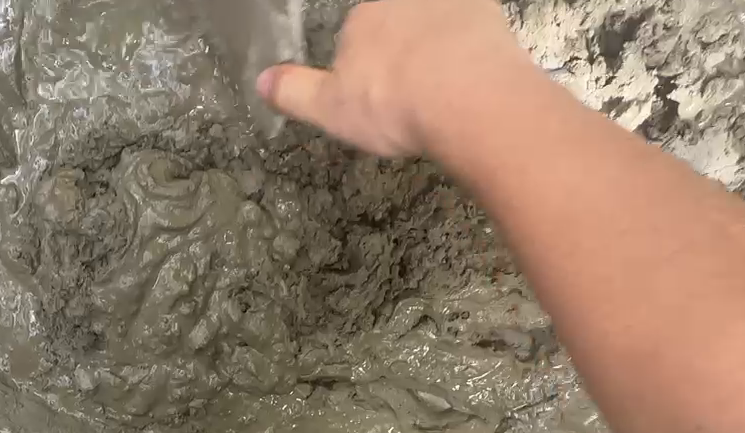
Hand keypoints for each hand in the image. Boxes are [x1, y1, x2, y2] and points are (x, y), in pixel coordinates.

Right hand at [255, 0, 532, 157]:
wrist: (467, 98)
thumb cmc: (393, 105)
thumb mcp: (329, 110)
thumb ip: (294, 93)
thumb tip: (261, 80)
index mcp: (360, 19)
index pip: (353, 39)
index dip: (360, 72)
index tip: (373, 101)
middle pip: (394, 25)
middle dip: (397, 55)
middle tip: (407, 98)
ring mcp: (445, 2)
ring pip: (431, 24)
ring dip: (432, 51)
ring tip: (440, 93)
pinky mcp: (484, 10)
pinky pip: (469, 26)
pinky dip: (467, 48)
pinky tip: (469, 79)